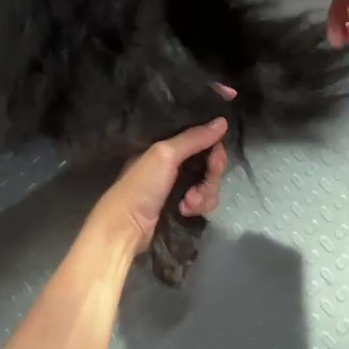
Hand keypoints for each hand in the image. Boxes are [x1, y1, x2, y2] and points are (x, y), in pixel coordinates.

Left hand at [87, 118, 228, 256]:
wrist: (126, 227)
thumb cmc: (141, 185)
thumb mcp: (165, 155)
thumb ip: (193, 138)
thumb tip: (222, 120)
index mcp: (166, 145)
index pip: (201, 140)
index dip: (213, 149)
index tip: (215, 159)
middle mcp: (174, 162)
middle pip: (209, 164)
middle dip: (210, 177)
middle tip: (199, 187)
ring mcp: (179, 184)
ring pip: (208, 185)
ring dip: (204, 195)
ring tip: (188, 203)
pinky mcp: (182, 205)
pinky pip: (203, 202)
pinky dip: (198, 206)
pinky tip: (185, 211)